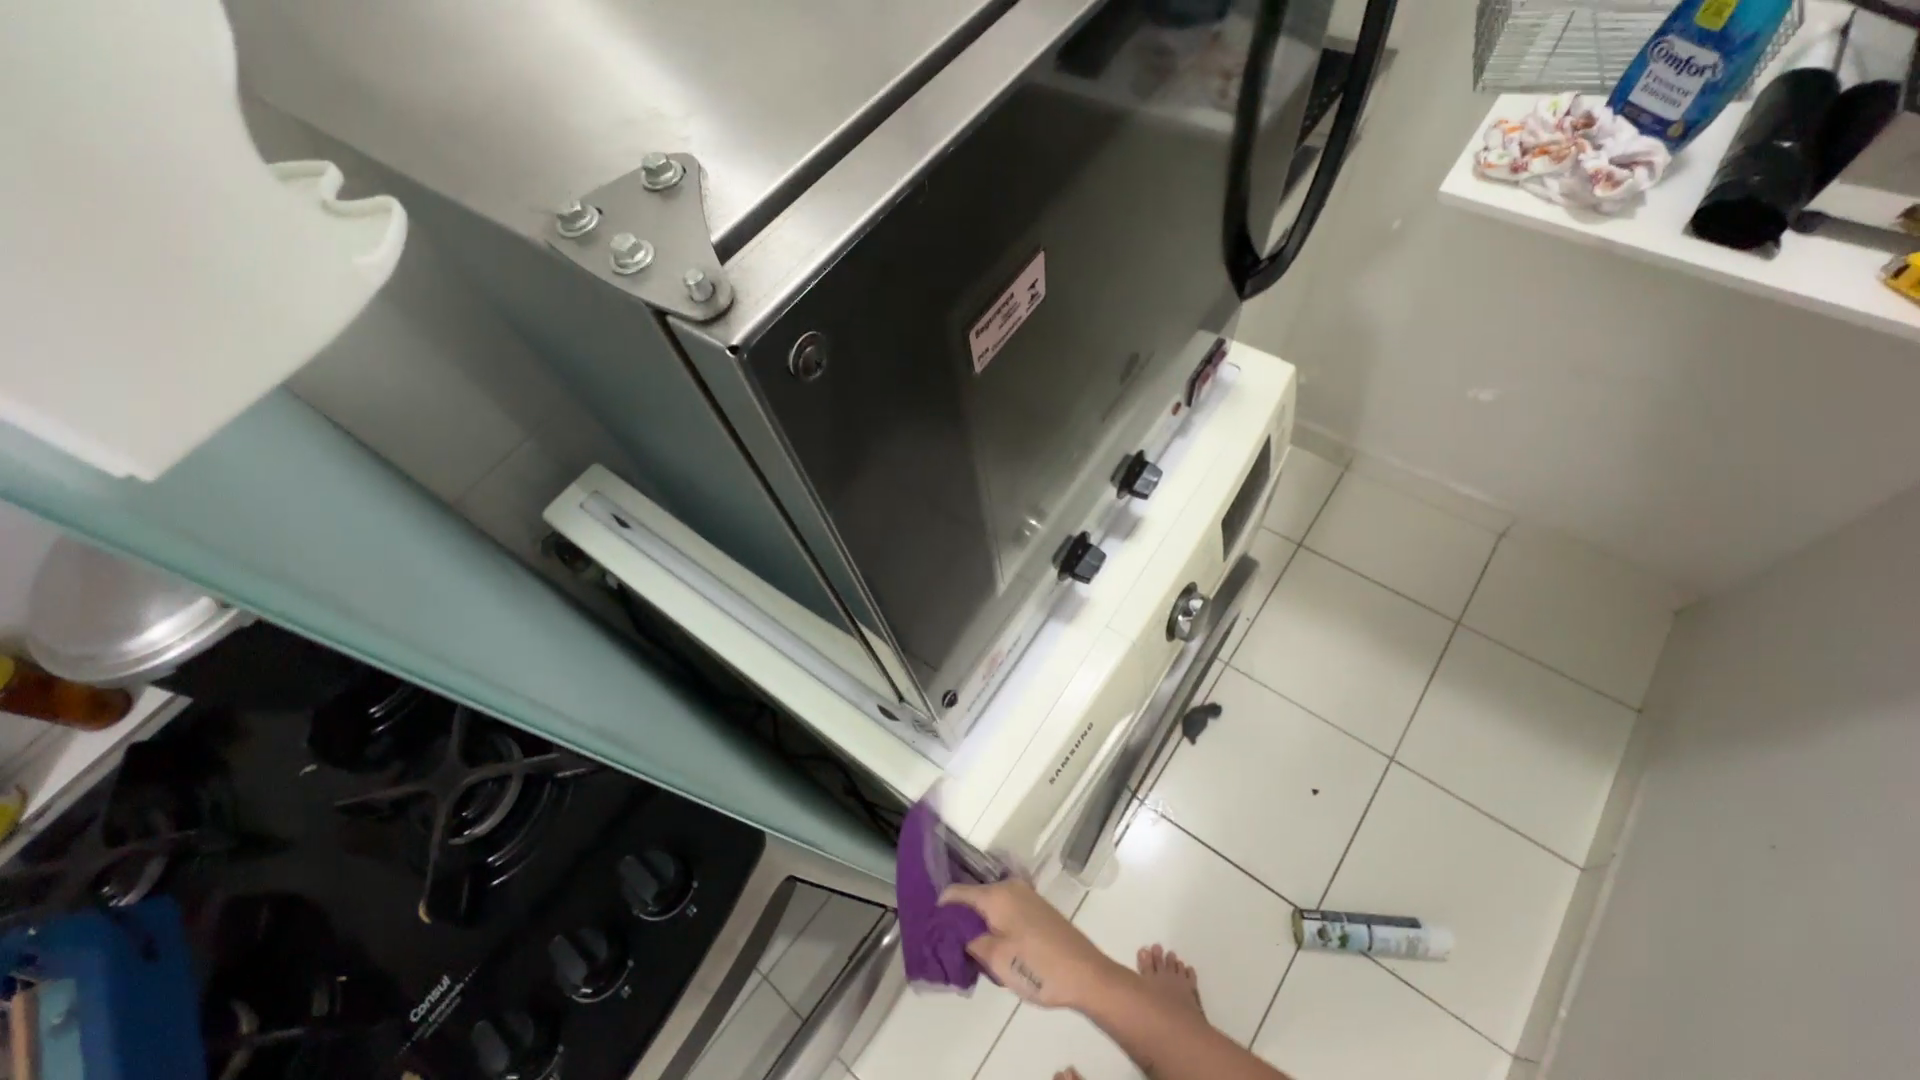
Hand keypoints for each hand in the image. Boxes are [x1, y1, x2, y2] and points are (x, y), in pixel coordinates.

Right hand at [940, 880, 1125, 1010]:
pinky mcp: (1038, 912)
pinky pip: (1006, 915)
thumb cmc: (1038, 967)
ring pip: (990, 909)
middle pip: (974, 900)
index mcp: (997, 894)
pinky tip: (996, 953)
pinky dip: (996, 930)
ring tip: (971, 956)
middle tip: (949, 948)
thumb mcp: (996, 958)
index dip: (940, 909)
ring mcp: (1027, 899)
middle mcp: (1011, 888)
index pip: (956, 893)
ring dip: (979, 929)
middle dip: (960, 922)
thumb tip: (955, 932)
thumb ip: (970, 941)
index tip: (928, 929)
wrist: (1088, 976)